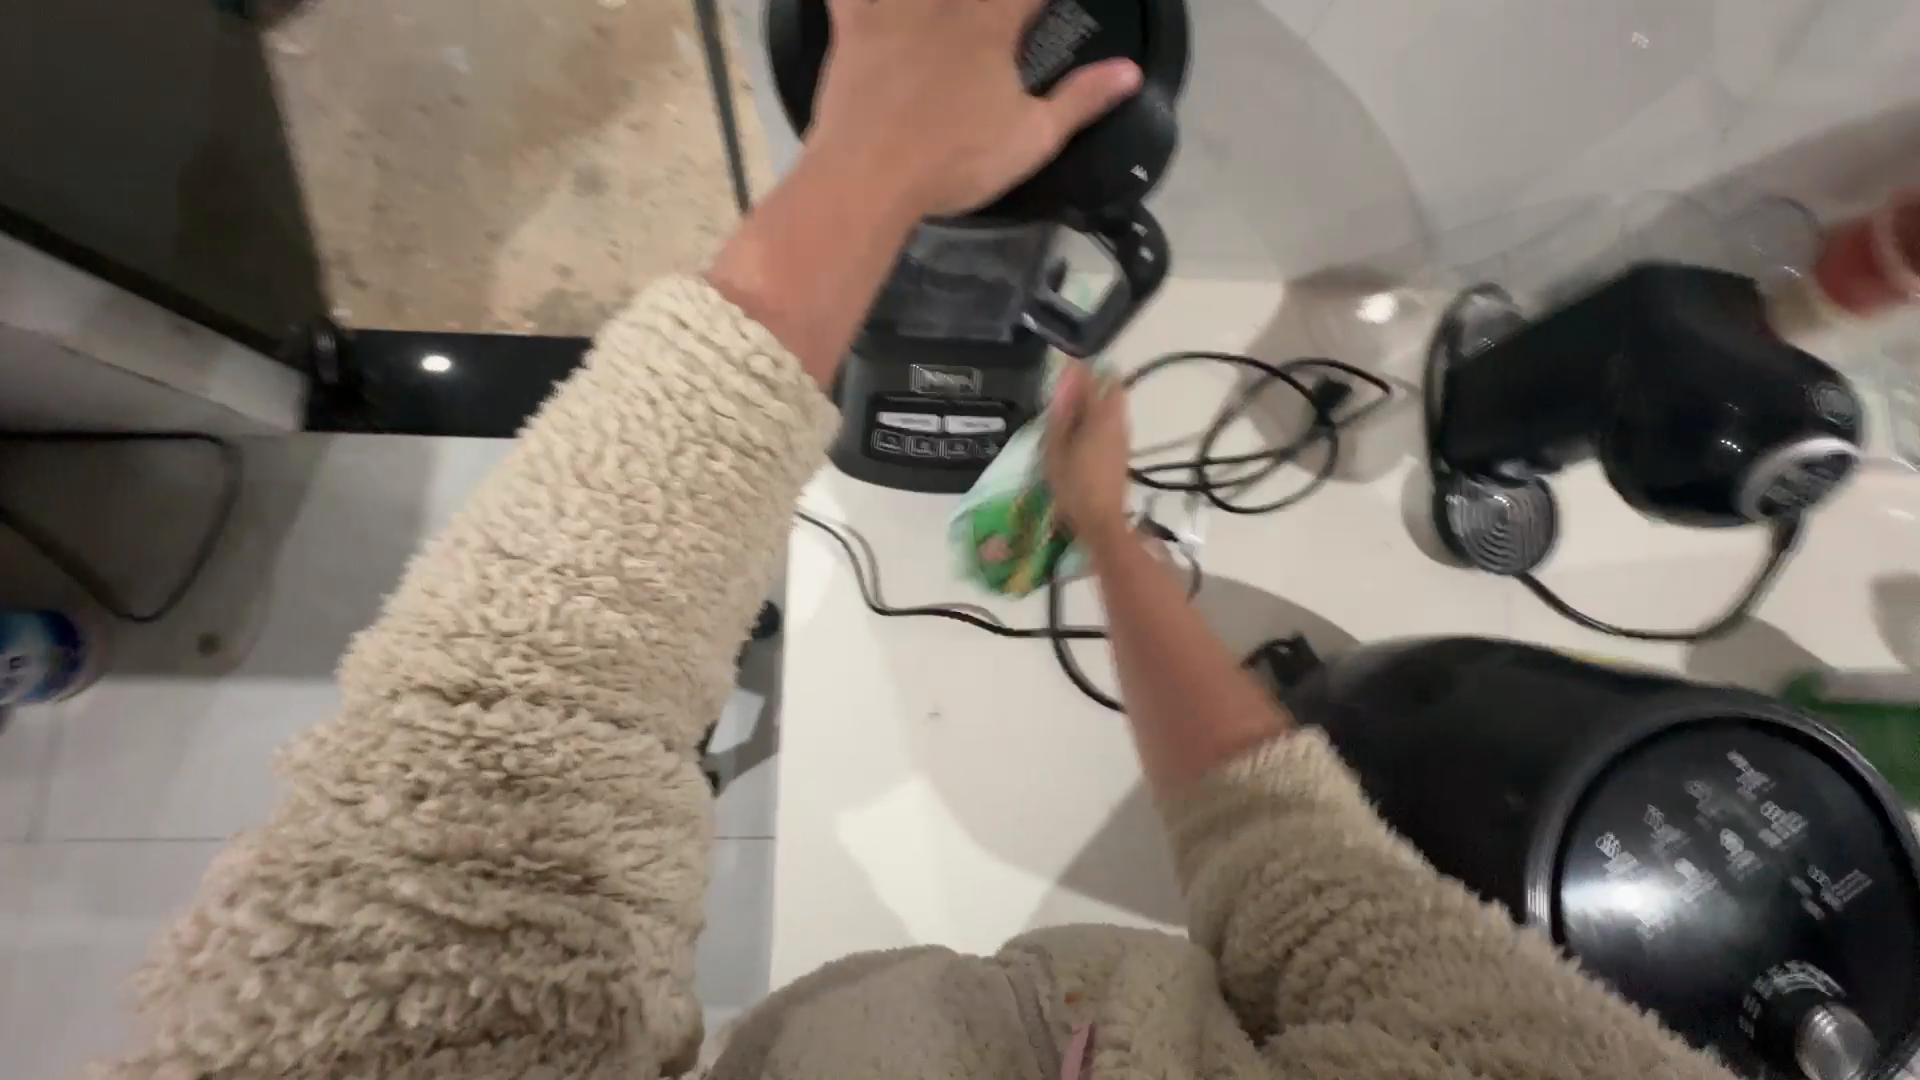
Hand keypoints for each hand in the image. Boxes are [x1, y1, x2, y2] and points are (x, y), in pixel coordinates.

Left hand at [808, 0, 1142, 218]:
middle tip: (995, 15)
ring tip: (948, 13)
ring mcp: (894, 10)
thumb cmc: (956, 162)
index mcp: (993, 25)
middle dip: (998, 0)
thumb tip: (1130, 74)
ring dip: (932, 0)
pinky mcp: (852, 28)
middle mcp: (945, 3)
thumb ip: (1080, 102)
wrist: (873, 178)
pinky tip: (855, 2)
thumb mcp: (1031, 140)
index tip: (1045, 5)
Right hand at [1046, 362, 1131, 546]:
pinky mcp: (1123, 451)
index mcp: (1101, 416)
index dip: (1079, 368)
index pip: (1094, 377)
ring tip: (1069, 415)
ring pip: (1114, 405)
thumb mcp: (1056, 447)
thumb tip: (1066, 377)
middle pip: (1112, 388)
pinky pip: (1113, 422)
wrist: (1101, 521)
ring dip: (1096, 402)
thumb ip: (1062, 411)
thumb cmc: (1073, 485)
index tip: (1061, 367)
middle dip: (1093, 383)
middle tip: (1067, 394)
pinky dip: (1098, 419)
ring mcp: (1124, 436)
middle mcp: (1118, 421)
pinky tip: (1080, 434)